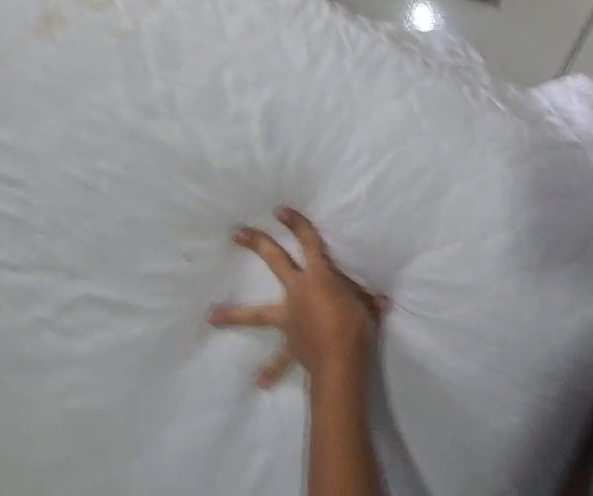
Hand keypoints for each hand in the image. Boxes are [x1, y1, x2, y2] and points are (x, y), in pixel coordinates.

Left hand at [209, 208, 385, 389]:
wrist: (340, 358)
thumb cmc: (357, 323)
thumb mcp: (369, 305)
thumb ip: (369, 300)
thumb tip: (381, 300)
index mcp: (319, 275)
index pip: (309, 241)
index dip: (296, 224)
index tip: (281, 211)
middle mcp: (299, 291)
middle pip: (276, 261)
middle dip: (257, 244)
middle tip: (237, 233)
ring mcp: (289, 318)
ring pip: (257, 314)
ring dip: (234, 315)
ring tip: (210, 315)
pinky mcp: (290, 344)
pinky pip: (279, 359)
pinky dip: (271, 370)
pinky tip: (259, 382)